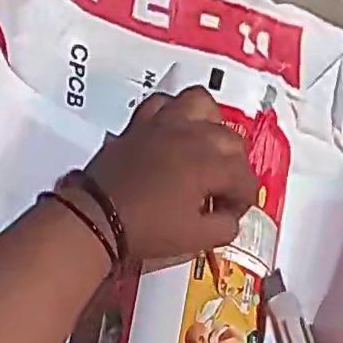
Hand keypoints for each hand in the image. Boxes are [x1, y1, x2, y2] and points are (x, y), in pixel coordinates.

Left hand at [75, 87, 260, 261]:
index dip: (243, 200)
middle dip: (234, 168)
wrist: (97, 218)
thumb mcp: (193, 239)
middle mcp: (192, 135)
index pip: (244, 177)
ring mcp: (164, 124)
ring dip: (212, 127)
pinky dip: (174, 113)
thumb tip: (230, 218)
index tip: (230, 215)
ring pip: (203, 106)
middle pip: (231, 141)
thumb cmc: (146, 229)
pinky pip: (164, 103)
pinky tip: (174, 133)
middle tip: (221, 193)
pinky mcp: (140, 124)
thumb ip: (223, 228)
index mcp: (209, 164)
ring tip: (207, 150)